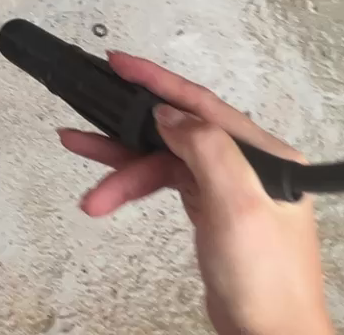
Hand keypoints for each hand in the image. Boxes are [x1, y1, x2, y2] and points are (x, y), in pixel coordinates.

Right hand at [59, 53, 331, 334]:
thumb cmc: (266, 279)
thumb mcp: (237, 207)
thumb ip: (206, 149)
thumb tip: (169, 113)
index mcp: (263, 155)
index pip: (201, 103)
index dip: (156, 79)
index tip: (119, 62)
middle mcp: (243, 162)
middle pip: (171, 129)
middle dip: (124, 128)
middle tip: (85, 117)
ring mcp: (223, 183)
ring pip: (158, 155)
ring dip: (118, 162)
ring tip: (78, 151)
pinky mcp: (206, 204)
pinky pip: (159, 178)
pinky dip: (129, 182)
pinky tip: (104, 191)